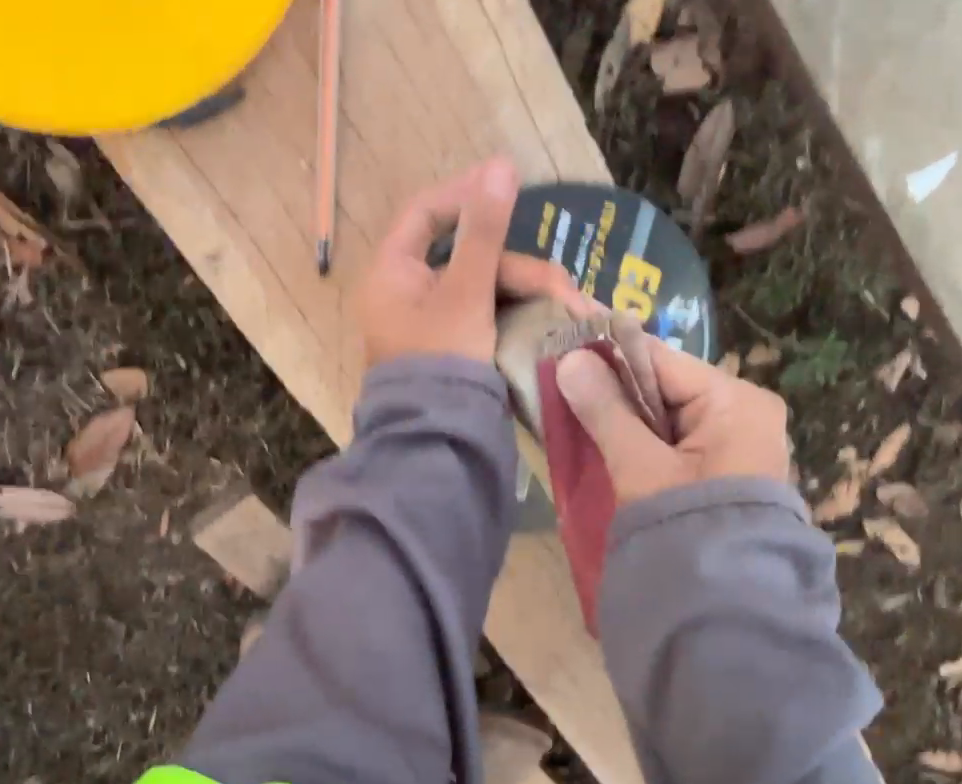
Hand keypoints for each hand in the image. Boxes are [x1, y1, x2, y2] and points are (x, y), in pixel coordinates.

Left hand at [357, 158, 590, 366]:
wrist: (435, 439)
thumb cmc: (442, 360)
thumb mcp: (466, 292)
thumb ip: (484, 232)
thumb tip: (500, 165)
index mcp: (393, 272)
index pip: (426, 213)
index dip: (467, 195)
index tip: (508, 185)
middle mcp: (406, 292)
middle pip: (466, 256)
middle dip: (518, 267)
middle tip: (559, 285)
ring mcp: (429, 322)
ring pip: (482, 287)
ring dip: (525, 292)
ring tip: (568, 308)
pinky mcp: (451, 347)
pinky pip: (484, 314)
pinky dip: (514, 313)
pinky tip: (549, 317)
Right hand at [555, 337, 791, 503]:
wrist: (724, 603)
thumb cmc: (684, 524)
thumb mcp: (640, 466)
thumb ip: (605, 411)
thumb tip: (570, 359)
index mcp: (736, 401)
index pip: (660, 361)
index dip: (608, 352)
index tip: (565, 340)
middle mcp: (744, 414)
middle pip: (663, 388)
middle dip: (613, 390)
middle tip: (561, 385)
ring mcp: (738, 445)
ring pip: (665, 416)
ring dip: (623, 418)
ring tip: (575, 413)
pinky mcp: (724, 472)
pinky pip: (675, 442)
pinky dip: (640, 442)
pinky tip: (606, 444)